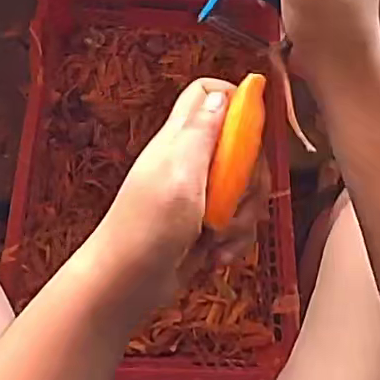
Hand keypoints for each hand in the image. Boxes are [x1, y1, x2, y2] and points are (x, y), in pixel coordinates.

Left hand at [89, 79, 268, 305]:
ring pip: (245, 188)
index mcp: (180, 138)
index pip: (208, 95)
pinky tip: (216, 253)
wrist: (125, 285)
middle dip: (250, 177)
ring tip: (219, 236)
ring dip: (243, 216)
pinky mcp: (205, 224)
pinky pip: (238, 222)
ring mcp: (198, 193)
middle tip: (234, 200)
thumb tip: (222, 94)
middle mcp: (191, 160)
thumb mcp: (180, 173)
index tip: (254, 130)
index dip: (235, 101)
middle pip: (241, 147)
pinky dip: (235, 240)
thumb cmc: (145, 227)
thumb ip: (203, 132)